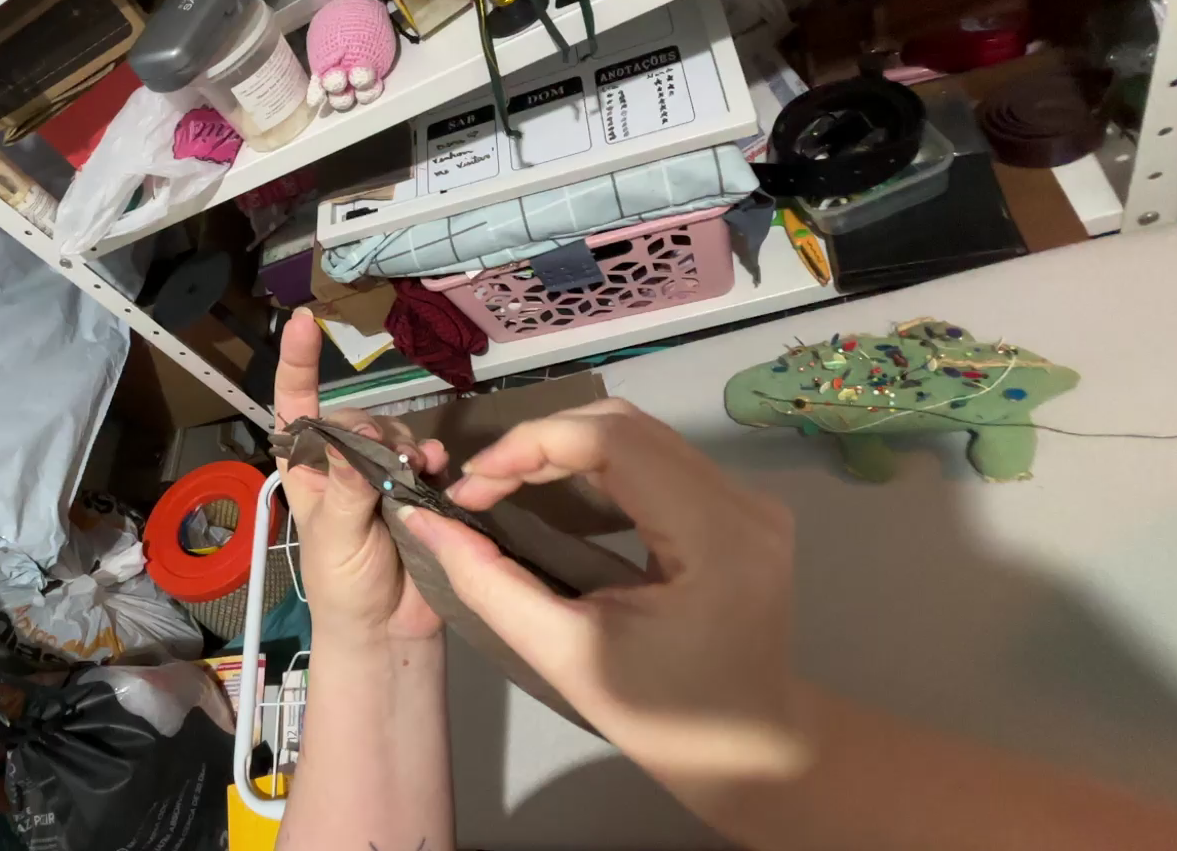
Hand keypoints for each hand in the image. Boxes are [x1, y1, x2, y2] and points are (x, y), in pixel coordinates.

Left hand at [275, 308, 448, 644]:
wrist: (390, 627)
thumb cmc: (344, 584)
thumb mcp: (335, 538)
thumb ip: (348, 487)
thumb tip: (364, 435)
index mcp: (306, 466)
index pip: (294, 406)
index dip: (298, 363)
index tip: (304, 321)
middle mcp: (339, 460)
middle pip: (355, 418)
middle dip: (372, 434)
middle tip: (387, 468)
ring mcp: (377, 471)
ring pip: (393, 433)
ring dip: (405, 446)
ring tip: (413, 474)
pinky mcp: (413, 484)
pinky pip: (422, 454)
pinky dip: (430, 458)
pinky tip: (435, 469)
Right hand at [396, 399, 807, 812]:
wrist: (754, 751)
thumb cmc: (663, 717)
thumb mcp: (563, 655)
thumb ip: (487, 582)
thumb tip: (423, 520)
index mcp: (716, 539)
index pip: (612, 442)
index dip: (531, 445)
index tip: (472, 483)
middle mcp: (740, 501)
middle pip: (618, 424)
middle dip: (536, 442)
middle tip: (482, 484)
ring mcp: (741, 496)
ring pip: (628, 428)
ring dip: (555, 443)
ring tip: (504, 480)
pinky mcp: (730, 500)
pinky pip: (643, 448)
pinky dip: (582, 454)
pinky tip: (550, 481)